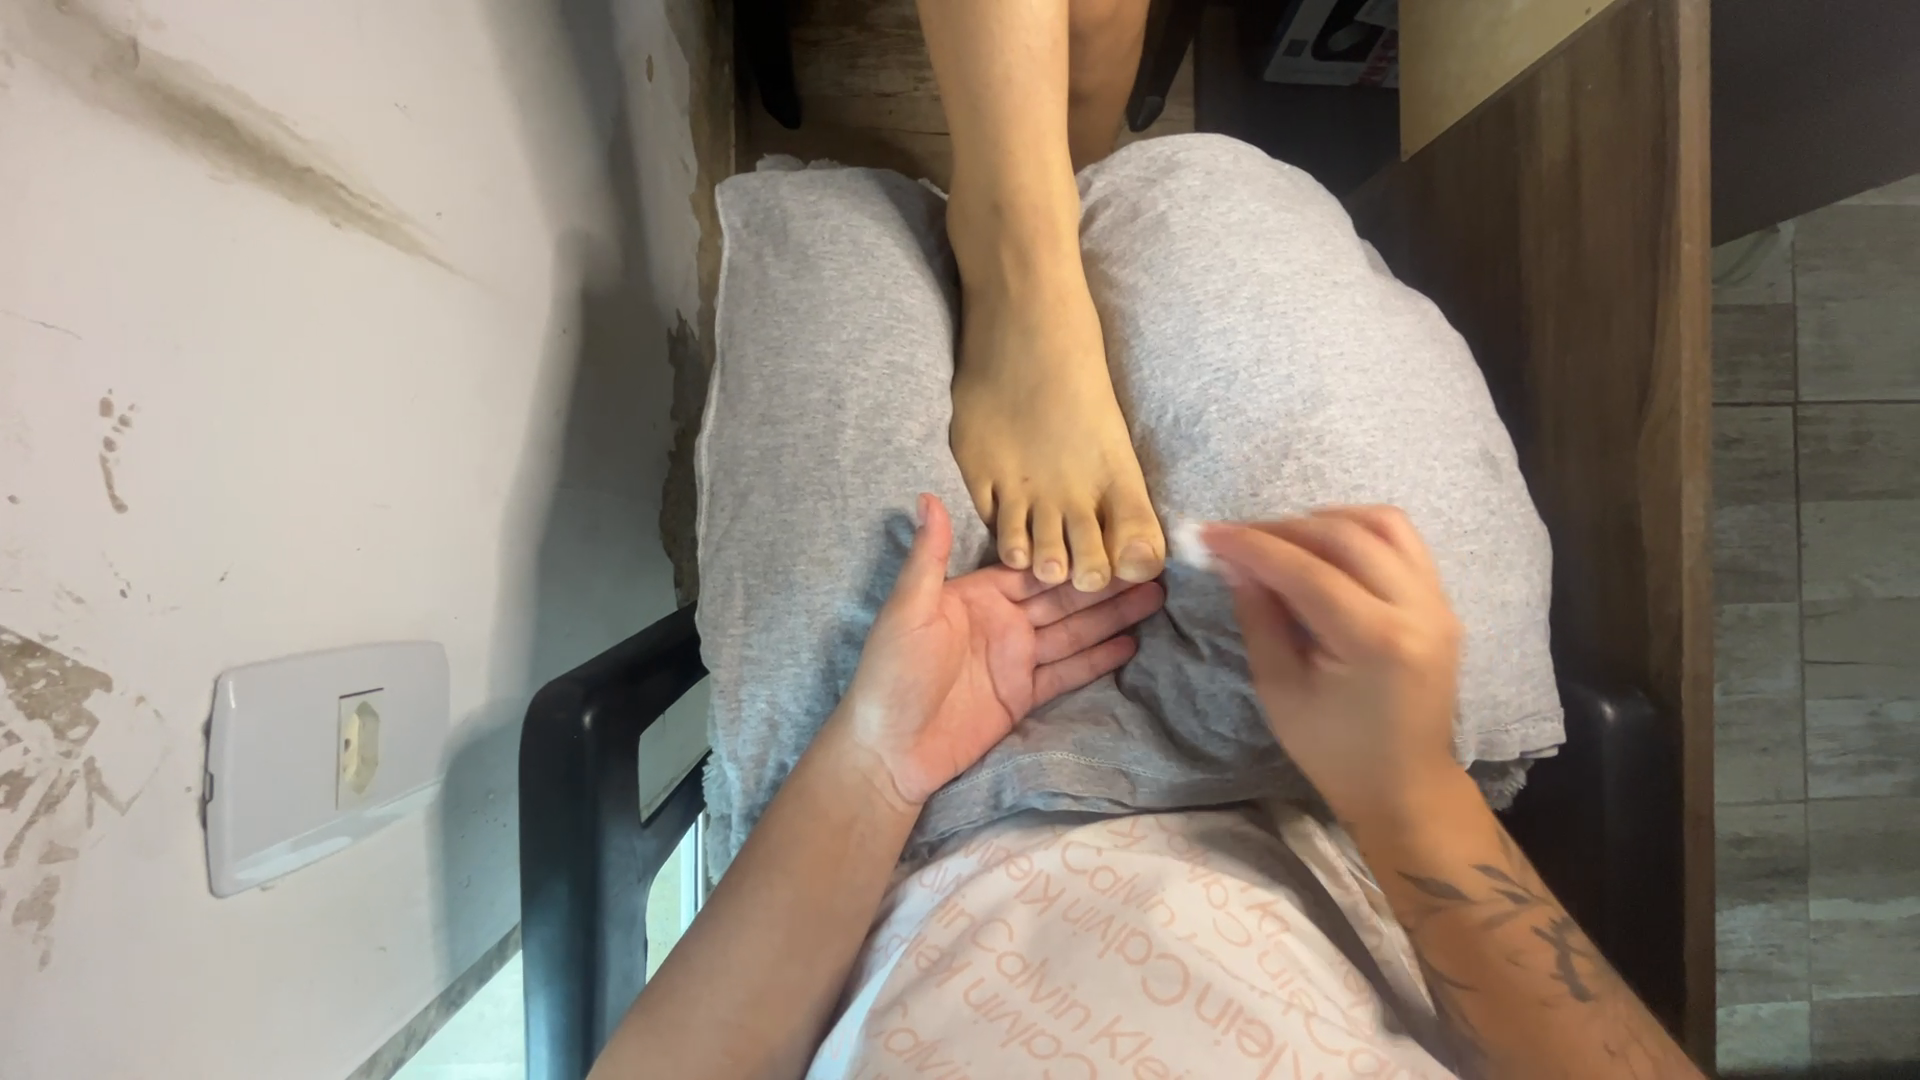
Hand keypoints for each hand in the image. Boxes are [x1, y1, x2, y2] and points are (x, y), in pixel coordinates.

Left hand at [831, 494, 1164, 809]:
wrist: (889, 750)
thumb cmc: (892, 672)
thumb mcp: (909, 609)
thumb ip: (930, 556)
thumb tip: (927, 495)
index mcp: (977, 595)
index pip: (1034, 568)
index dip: (1071, 553)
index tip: (1111, 534)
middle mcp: (1002, 621)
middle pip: (1062, 598)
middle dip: (1104, 583)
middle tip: (1151, 566)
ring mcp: (1014, 659)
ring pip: (1072, 632)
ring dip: (1111, 617)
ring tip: (1154, 598)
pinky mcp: (1022, 696)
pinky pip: (1066, 673)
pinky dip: (1097, 659)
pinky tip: (1130, 644)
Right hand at [1201, 506, 1462, 828]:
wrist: (1404, 783)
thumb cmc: (1332, 747)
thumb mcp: (1278, 687)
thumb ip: (1258, 615)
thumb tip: (1235, 561)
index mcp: (1375, 641)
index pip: (1305, 570)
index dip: (1251, 546)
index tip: (1208, 534)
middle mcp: (1418, 610)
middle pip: (1344, 536)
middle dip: (1280, 529)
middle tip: (1236, 538)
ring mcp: (1438, 602)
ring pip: (1380, 525)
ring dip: (1322, 521)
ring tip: (1280, 540)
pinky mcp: (1441, 601)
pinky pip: (1401, 541)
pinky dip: (1356, 531)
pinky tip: (1321, 547)